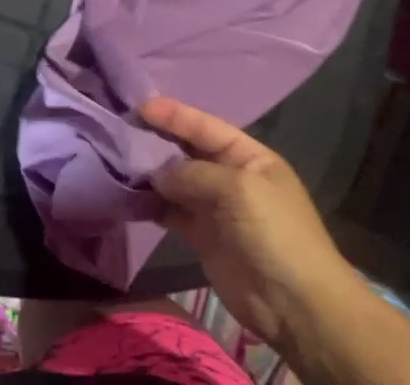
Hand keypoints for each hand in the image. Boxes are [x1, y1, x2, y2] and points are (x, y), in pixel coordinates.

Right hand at [139, 96, 358, 345]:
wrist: (293, 304)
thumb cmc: (274, 233)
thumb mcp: (238, 188)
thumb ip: (192, 173)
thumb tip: (156, 174)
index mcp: (250, 158)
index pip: (206, 127)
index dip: (174, 114)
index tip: (139, 106)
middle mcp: (231, 178)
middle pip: (187, 151)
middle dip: (156, 140)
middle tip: (119, 131)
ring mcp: (216, 208)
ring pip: (175, 181)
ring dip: (149, 173)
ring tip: (116, 162)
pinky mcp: (202, 236)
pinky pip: (170, 211)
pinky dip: (150, 204)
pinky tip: (127, 196)